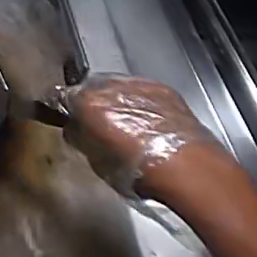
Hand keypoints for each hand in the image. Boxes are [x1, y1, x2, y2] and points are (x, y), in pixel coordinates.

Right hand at [62, 75, 242, 211]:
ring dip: (119, 101)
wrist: (189, 170)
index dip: (70, 111)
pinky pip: (143, 91)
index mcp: (86, 102)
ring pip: (119, 88)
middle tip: (102, 126)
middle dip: (94, 103)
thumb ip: (81, 139)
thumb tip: (75, 130)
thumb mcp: (97, 162)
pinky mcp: (164, 88)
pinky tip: (150, 122)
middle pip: (92, 88)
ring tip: (130, 126)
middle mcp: (109, 85)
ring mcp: (138, 84)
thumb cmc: (139, 172)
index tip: (75, 123)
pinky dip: (142, 102)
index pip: (66, 98)